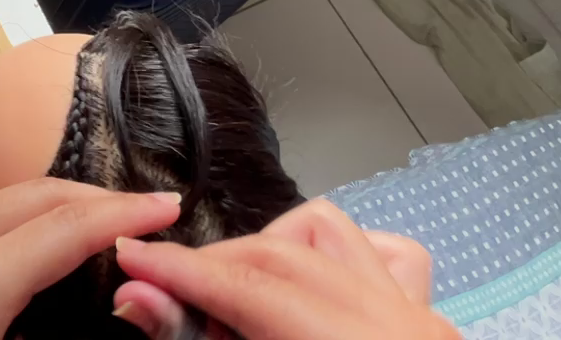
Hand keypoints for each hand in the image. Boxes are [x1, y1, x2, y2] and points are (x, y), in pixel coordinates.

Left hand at [0, 177, 181, 339]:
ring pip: (20, 194)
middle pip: (43, 195)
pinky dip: (40, 211)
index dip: (123, 213)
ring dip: (74, 201)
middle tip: (153, 209)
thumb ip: (76, 329)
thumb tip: (131, 303)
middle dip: (104, 198)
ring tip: (120, 216)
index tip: (165, 206)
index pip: (64, 227)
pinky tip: (69, 224)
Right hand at [110, 200, 459, 339]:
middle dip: (215, 270)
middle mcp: (405, 327)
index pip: (252, 288)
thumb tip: (137, 298)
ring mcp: (425, 321)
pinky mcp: (429, 322)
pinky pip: (382, 255)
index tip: (131, 255)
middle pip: (282, 255)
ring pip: (329, 233)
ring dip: (269, 253)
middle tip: (170, 301)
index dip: (182, 271)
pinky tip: (306, 293)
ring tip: (238, 307)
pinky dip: (332, 256)